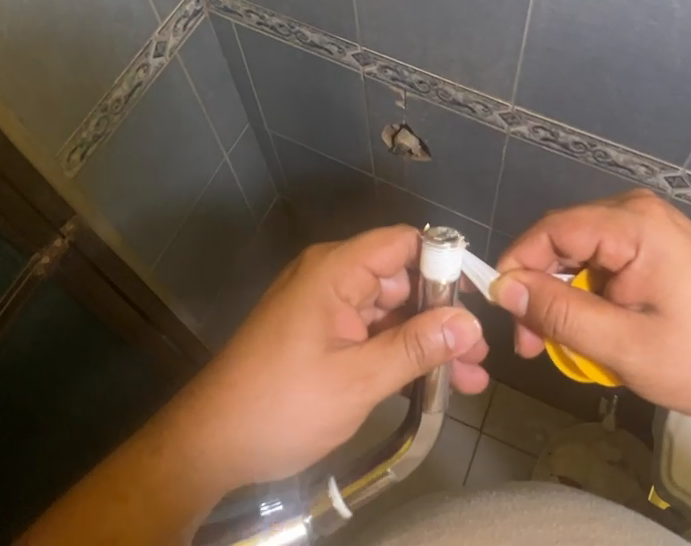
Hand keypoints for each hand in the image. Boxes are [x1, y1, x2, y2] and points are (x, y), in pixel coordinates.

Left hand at [163, 225, 488, 490]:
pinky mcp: (323, 336)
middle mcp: (332, 277)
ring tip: (471, 378)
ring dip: (427, 341)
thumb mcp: (356, 380)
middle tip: (480, 353)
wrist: (210, 446)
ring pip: (391, 311)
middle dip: (443, 313)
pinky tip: (436, 384)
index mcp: (335, 270)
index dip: (445, 264)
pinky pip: (372, 333)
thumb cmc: (281, 405)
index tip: (480, 299)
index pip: (402, 243)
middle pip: (402, 279)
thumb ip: (415, 348)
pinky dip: (400, 354)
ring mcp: (326, 308)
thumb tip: (470, 325)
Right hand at [492, 190, 690, 422]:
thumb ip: (560, 314)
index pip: (552, 229)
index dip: (520, 267)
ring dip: (565, 298)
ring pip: (581, 253)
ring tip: (564, 347)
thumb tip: (503, 287)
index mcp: (634, 224)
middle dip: (542, 289)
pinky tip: (596, 331)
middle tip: (534, 346)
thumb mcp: (625, 346)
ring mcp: (651, 226)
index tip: (507, 316)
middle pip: (564, 239)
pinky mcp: (658, 245)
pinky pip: (604, 260)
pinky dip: (591, 295)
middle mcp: (639, 211)